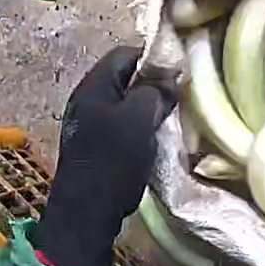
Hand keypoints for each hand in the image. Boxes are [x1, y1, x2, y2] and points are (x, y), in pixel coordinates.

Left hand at [37, 47, 175, 265]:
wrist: (88, 211)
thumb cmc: (113, 159)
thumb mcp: (139, 118)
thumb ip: (154, 90)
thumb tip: (168, 78)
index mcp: (93, 86)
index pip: (125, 55)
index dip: (153, 60)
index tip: (178, 75)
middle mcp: (86, 100)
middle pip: (124, 80)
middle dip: (152, 87)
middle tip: (177, 100)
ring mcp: (87, 124)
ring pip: (124, 104)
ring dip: (146, 110)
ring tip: (167, 121)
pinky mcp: (93, 146)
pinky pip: (119, 126)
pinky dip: (137, 129)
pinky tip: (151, 142)